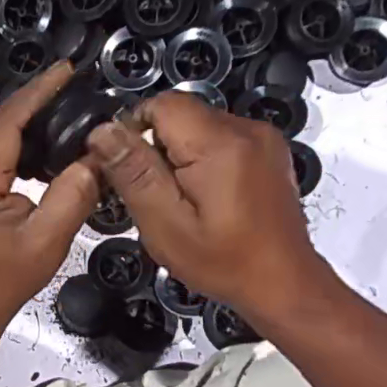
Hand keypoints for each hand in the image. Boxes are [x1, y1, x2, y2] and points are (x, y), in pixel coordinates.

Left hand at [0, 62, 99, 340]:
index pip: (6, 122)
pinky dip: (20, 145)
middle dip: (37, 103)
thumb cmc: (4, 282)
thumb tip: (96, 154)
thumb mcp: (48, 240)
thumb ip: (74, 193)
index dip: (38, 92)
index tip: (66, 71)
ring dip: (30, 123)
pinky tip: (46, 146)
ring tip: (67, 111)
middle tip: (75, 87)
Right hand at [85, 93, 340, 327]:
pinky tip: (208, 200)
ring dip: (181, 158)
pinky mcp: (268, 152)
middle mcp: (247, 131)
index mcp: (219, 144)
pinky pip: (221, 141)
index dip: (136, 132)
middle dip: (159, 150)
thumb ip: (134, 173)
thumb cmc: (228, 263)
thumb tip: (103, 132)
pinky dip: (205, 163)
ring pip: (198, 128)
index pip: (160, 103)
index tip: (133, 170)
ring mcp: (262, 140)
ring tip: (186, 203)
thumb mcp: (165, 224)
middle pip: (180, 115)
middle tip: (161, 197)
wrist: (282, 283)